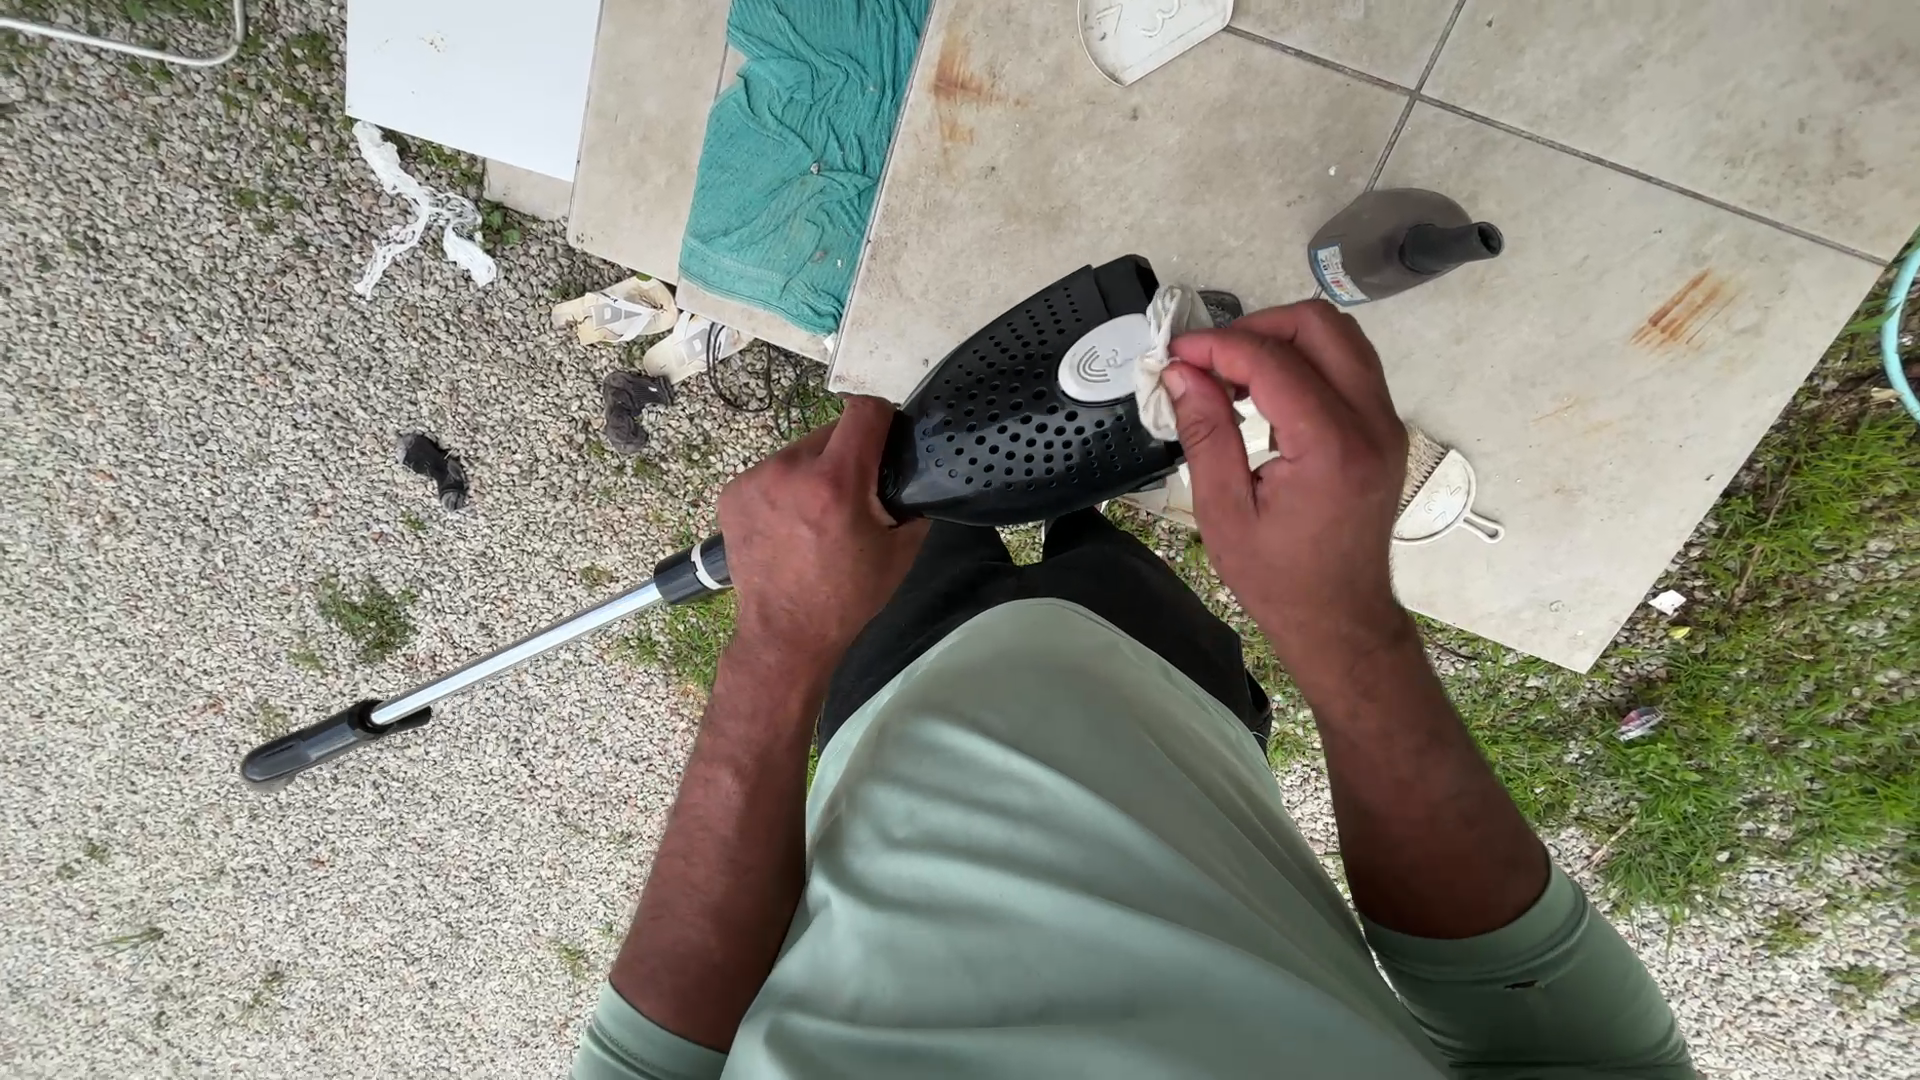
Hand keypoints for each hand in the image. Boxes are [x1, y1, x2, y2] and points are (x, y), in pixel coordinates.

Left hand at [716, 396, 929, 672]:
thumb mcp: (900, 551)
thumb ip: (913, 501)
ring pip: (801, 450)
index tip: (888, 437)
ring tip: (821, 513)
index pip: (864, 409)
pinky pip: (773, 470)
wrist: (785, 634)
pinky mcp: (733, 492)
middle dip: (849, 454)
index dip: (884, 418)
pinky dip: (788, 486)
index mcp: (835, 483)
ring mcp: (755, 479)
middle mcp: (789, 470)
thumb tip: (914, 470)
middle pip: (832, 430)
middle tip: (855, 494)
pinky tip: (792, 522)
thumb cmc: (847, 597)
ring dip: (817, 469)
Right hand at [1162, 300, 1409, 682]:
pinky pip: (1345, 365)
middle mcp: (1372, 423)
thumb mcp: (1223, 511)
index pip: (1273, 361)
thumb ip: (1205, 433)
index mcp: (1331, 447)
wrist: (1339, 616)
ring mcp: (1386, 423)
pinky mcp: (1382, 429)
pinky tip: (1260, 390)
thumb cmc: (1277, 578)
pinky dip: (1300, 359)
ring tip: (1228, 372)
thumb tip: (1182, 374)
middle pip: (1319, 325)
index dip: (1217, 345)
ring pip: (1338, 337)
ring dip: (1278, 339)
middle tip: (1205, 359)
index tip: (1175, 353)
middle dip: (1253, 328)